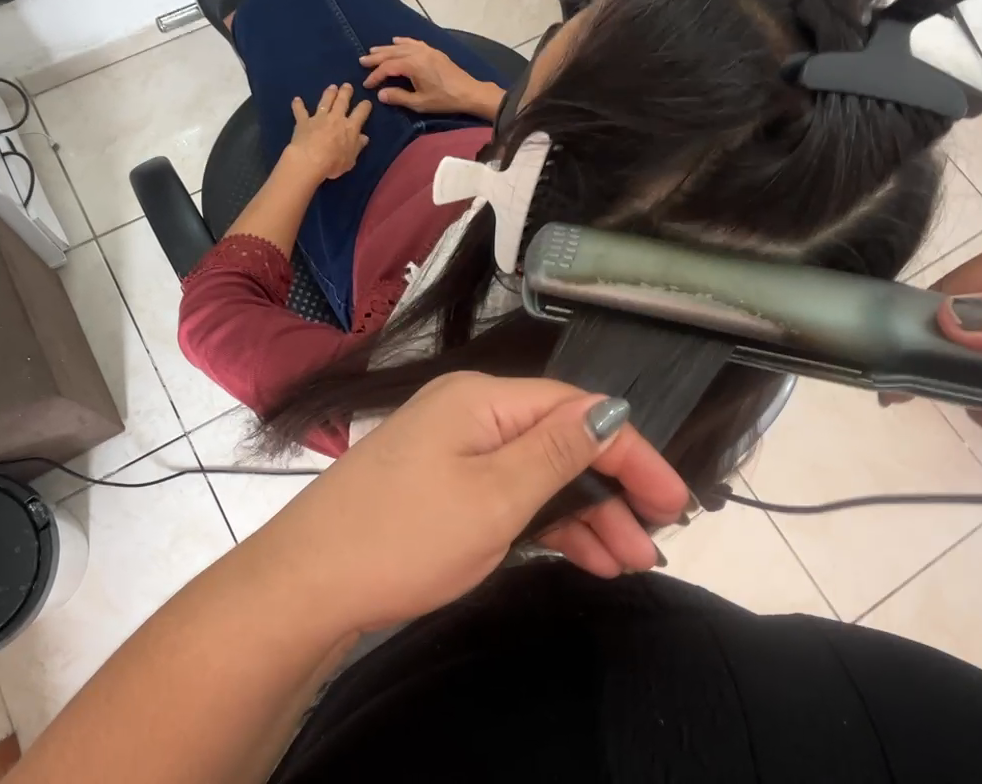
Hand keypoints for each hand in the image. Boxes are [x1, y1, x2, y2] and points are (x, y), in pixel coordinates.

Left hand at [237, 373, 689, 634]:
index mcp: (482, 399)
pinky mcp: (439, 486)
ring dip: (584, 514)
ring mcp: (451, 450)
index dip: (632, 451)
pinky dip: (543, 523)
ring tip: (627, 562)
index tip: (675, 503)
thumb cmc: (406, 536)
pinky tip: (581, 556)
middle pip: (559, 440)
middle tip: (654, 546)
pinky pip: (506, 494)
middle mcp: (468, 413)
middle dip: (610, 490)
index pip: (577, 409)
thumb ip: (558, 452)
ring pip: (536, 473)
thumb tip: (612, 409)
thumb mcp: (495, 497)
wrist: (307, 583)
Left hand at [285, 83, 371, 179]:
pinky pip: (300, 111)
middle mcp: (336, 118)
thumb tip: (364, 137)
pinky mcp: (303, 122)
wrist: (310, 160)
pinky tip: (296, 100)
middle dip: (346, 92)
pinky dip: (298, 105)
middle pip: (342, 101)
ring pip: (325, 101)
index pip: (361, 112)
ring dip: (329, 93)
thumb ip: (357, 146)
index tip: (366, 103)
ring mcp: (319, 118)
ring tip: (332, 87)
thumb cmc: (334, 163)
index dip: (365, 106)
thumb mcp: (351, 159)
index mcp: (350, 127)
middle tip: (347, 85)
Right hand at [360, 37, 504, 119]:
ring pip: (401, 46)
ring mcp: (426, 50)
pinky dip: (403, 42)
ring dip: (386, 49)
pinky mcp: (433, 52)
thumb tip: (380, 94)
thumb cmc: (444, 99)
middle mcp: (418, 53)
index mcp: (413, 65)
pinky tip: (396, 41)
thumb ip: (399, 97)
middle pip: (392, 53)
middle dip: (376, 58)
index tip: (367, 84)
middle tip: (362, 61)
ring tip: (373, 51)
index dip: (375, 76)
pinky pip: (414, 43)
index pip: (388, 68)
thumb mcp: (420, 102)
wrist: (469, 92)